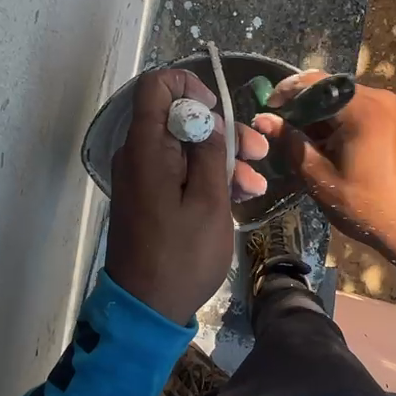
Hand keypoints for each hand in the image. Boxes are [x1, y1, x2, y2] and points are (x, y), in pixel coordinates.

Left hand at [105, 69, 269, 323]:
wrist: (145, 309)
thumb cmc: (180, 255)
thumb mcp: (208, 202)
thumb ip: (209, 153)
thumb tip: (206, 119)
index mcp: (145, 147)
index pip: (156, 86)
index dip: (189, 86)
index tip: (217, 112)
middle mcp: (137, 153)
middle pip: (178, 117)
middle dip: (220, 129)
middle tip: (258, 151)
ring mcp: (142, 174)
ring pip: (183, 145)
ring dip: (222, 156)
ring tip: (256, 184)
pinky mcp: (149, 194)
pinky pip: (177, 169)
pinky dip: (206, 175)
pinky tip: (241, 193)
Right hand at [252, 72, 395, 265]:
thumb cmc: (370, 208)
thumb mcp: (322, 179)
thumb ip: (292, 144)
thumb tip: (263, 120)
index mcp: (362, 109)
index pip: (314, 82)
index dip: (286, 92)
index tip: (267, 111)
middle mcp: (378, 98)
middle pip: (328, 88)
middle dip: (300, 105)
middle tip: (278, 127)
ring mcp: (389, 107)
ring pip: (340, 98)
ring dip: (317, 114)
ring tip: (296, 138)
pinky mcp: (392, 119)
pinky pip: (354, 108)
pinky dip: (334, 120)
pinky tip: (322, 143)